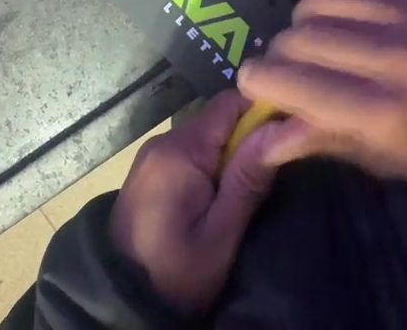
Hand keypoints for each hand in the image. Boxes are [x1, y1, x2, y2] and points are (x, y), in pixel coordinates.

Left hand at [110, 90, 280, 314]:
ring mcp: (152, 155)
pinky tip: (214, 196)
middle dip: (245, 141)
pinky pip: (189, 151)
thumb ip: (249, 178)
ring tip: (239, 191)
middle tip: (263, 177)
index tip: (284, 138)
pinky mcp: (149, 171)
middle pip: (218, 119)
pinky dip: (209, 165)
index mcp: (180, 150)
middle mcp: (163, 141)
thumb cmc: (174, 274)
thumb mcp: (221, 234)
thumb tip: (280, 128)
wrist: (122, 304)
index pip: (231, 102)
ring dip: (227, 156)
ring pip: (206, 135)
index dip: (261, 114)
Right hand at [238, 0, 406, 182]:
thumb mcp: (385, 159)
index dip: (261, 81)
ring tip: (315, 39)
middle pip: (302, 39)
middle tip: (286, 66)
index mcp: (387, 112)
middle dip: (280, 53)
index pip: (298, 86)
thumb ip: (322, 140)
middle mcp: (395, 56)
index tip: (250, 81)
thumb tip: (263, 137)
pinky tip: (347, 18)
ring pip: (320, 2)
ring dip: (305, 22)